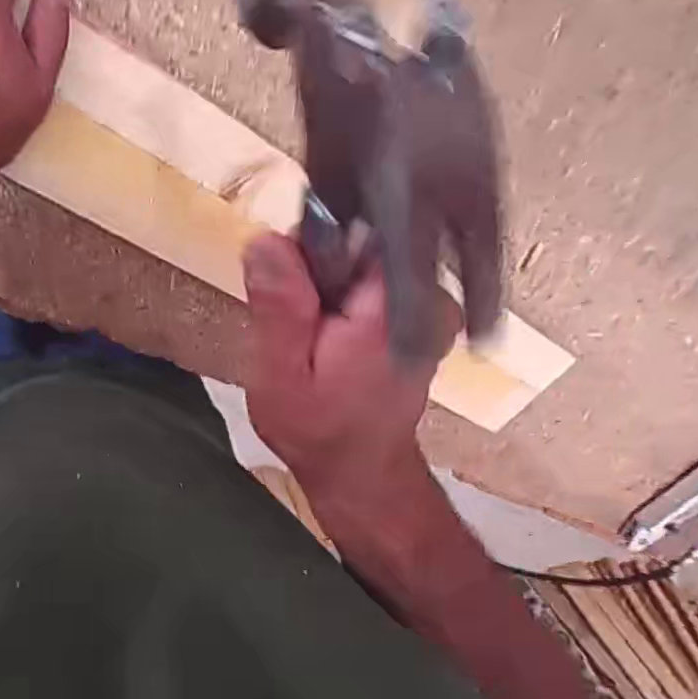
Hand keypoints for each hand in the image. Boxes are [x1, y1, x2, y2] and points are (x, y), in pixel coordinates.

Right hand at [243, 233, 454, 508]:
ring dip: (327, 289)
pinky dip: (344, 301)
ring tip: (314, 338)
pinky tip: (331, 338)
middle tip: (296, 328)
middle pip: (356, 241)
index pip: (347, 228)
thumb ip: (280, 308)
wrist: (358, 470)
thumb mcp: (283, 374)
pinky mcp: (422, 314)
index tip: (285, 293)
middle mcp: (427, 293)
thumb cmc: (318, 431)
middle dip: (314, 272)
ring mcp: (430, 303)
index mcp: (395, 300)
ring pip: (361, 261)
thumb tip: (266, 241)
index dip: (304, 249)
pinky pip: (372, 283)